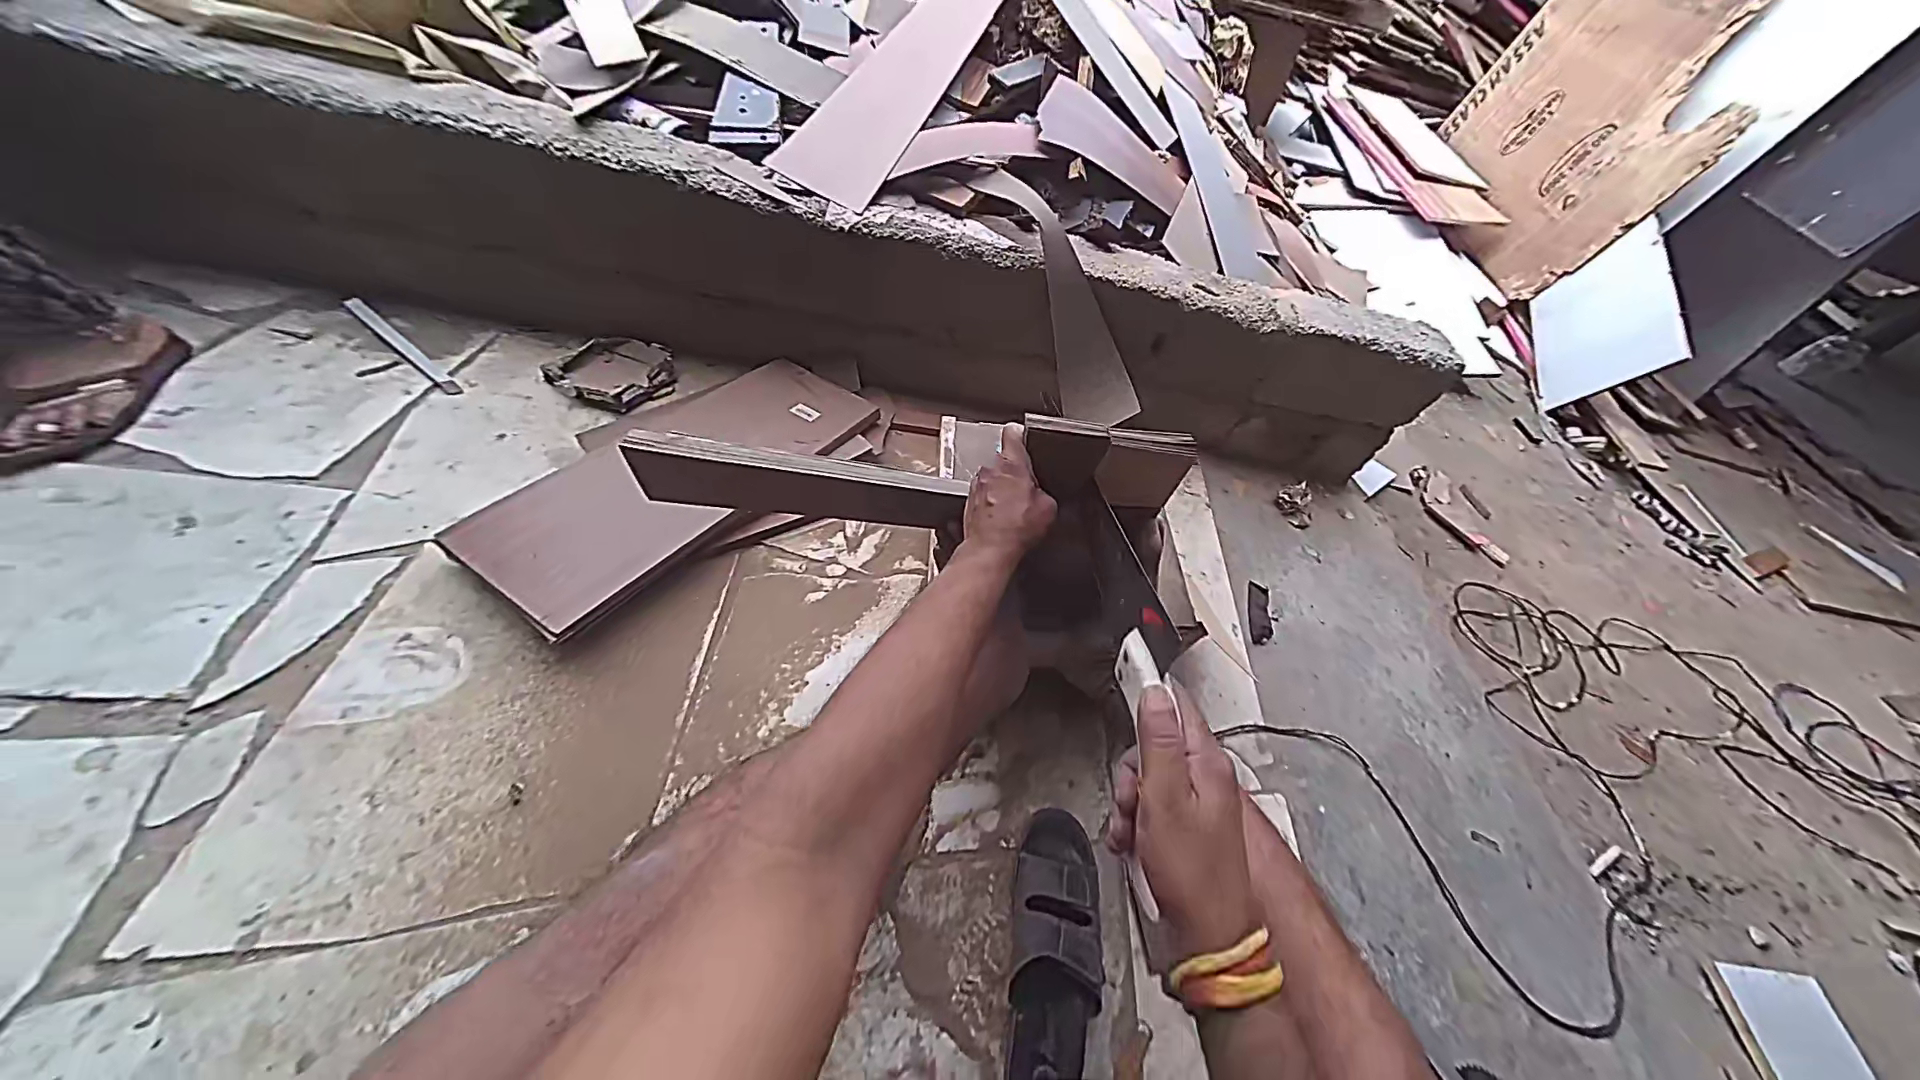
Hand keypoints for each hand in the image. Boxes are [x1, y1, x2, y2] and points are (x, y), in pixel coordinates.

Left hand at [961, 423, 1056, 562]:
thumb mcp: (1048, 508)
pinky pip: (983, 494)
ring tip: (1013, 507)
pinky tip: (1001, 516)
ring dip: (1001, 488)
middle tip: (1026, 488)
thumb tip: (1041, 494)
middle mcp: (989, 470)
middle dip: (1014, 472)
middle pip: (1003, 460)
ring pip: (992, 478)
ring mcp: (976, 485)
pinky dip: (991, 502)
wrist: (990, 550)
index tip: (1024, 436)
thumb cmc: (1015, 529)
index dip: (1020, 433)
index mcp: (1011, 464)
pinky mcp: (968, 501)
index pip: (1012, 433)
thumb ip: (1045, 492)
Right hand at [1108, 683, 1261, 958]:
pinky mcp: (1183, 823)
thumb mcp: (1166, 798)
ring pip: (1145, 778)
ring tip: (1133, 828)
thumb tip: (1156, 693)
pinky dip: (1134, 821)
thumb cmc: (1194, 874)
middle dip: (1131, 771)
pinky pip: (1148, 805)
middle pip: (1152, 745)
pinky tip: (1134, 841)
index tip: (1126, 672)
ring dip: (1129, 801)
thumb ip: (1158, 742)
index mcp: (1206, 762)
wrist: (1209, 934)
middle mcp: (1203, 776)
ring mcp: (1194, 801)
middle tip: (1132, 798)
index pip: (1177, 704)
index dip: (1149, 691)